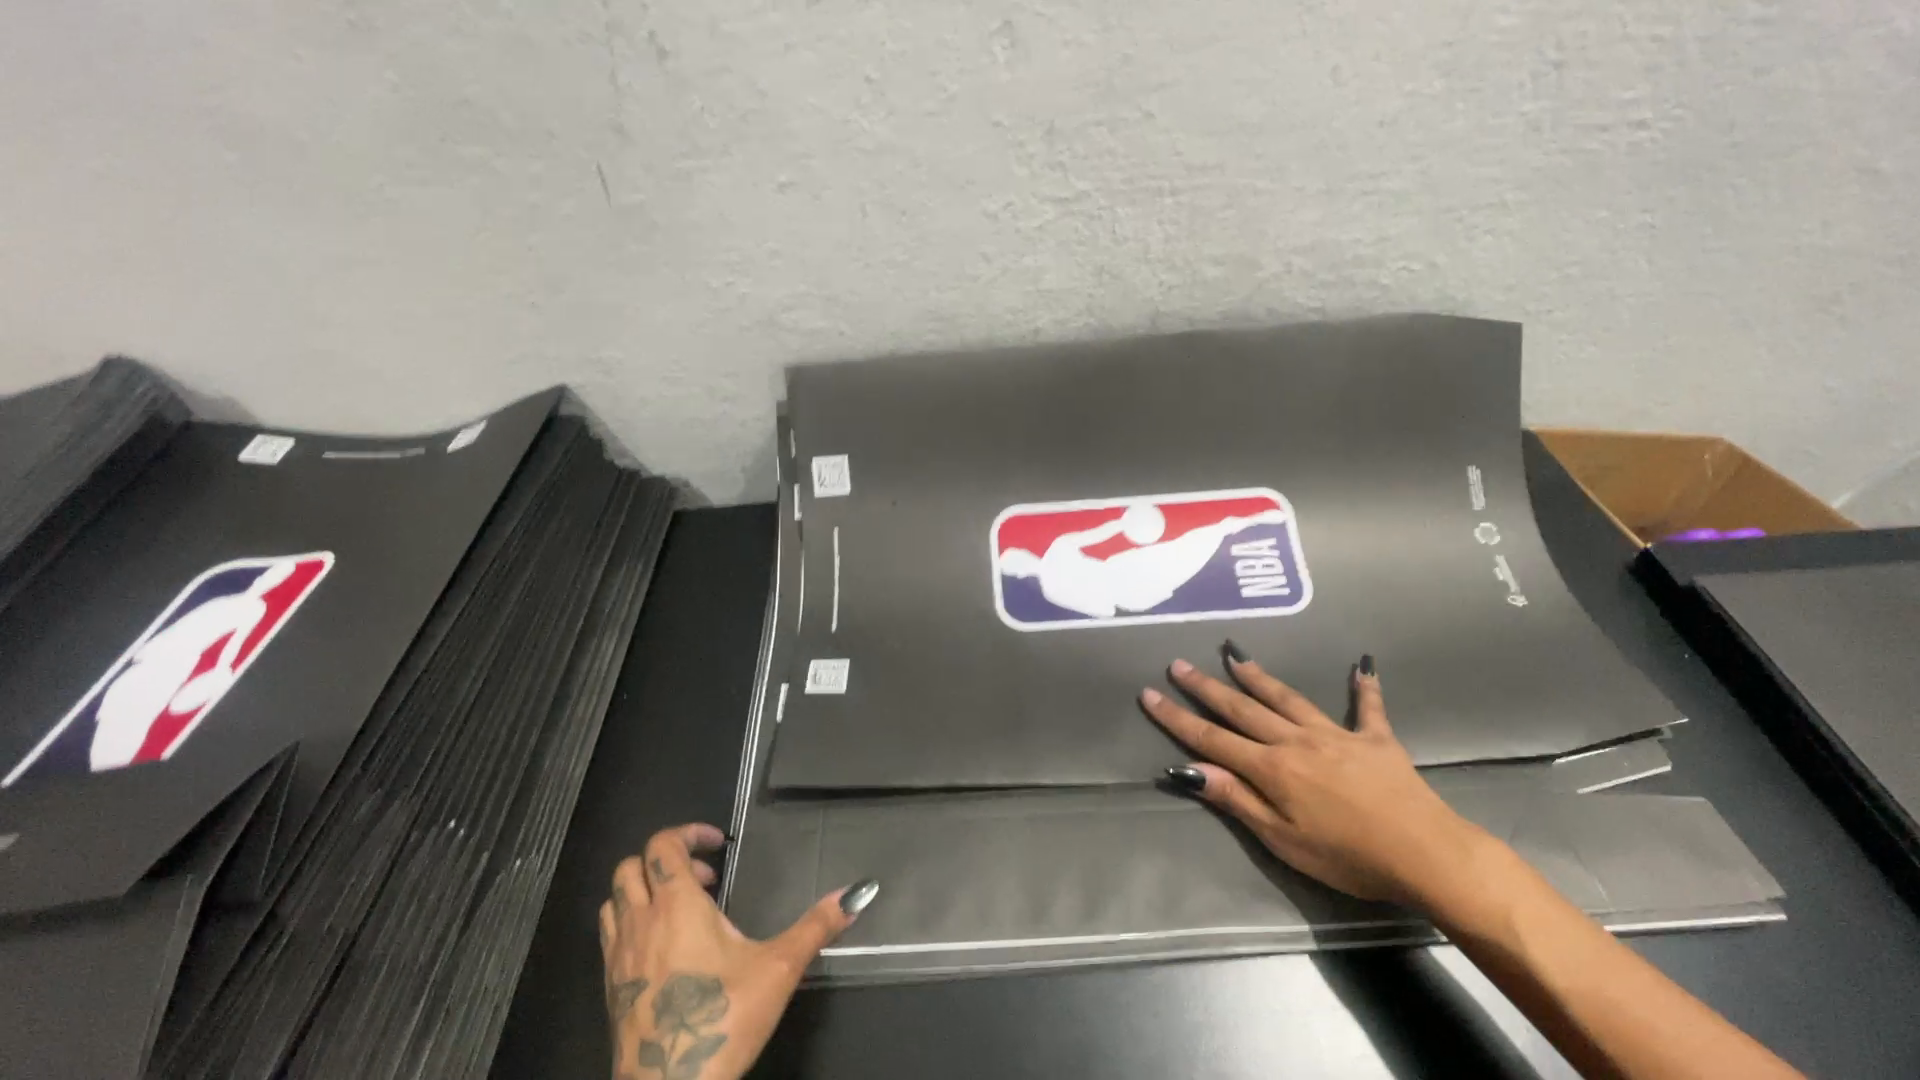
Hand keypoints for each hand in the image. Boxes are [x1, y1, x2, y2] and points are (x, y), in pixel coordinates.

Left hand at [599, 823, 878, 1079]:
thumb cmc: (722, 1018)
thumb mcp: (780, 968)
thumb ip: (817, 926)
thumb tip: (858, 893)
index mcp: (676, 905)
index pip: (663, 844)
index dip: (688, 834)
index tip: (718, 844)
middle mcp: (640, 921)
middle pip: (632, 865)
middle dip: (666, 860)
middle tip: (705, 879)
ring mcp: (618, 955)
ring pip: (614, 898)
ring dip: (643, 889)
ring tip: (680, 907)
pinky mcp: (610, 987)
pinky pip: (609, 935)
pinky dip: (631, 923)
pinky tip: (663, 948)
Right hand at [1139, 649, 1488, 909]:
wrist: (1426, 853)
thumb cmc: (1348, 857)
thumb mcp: (1283, 839)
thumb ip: (1237, 799)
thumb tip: (1189, 768)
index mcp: (1272, 769)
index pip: (1212, 739)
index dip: (1177, 718)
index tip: (1149, 694)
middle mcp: (1297, 741)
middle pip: (1243, 710)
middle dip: (1206, 688)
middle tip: (1178, 664)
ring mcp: (1338, 735)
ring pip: (1288, 699)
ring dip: (1258, 677)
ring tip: (1234, 654)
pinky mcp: (1377, 739)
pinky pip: (1368, 707)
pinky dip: (1364, 686)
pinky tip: (1363, 664)